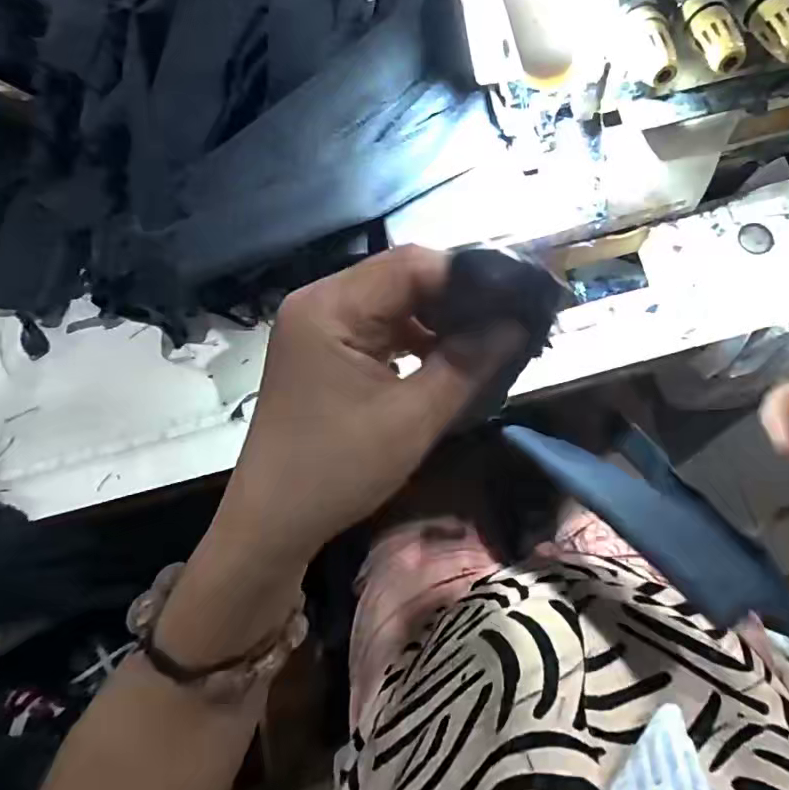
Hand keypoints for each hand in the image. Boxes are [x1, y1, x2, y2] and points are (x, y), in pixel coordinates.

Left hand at [220, 246, 520, 559]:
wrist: (272, 524)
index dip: (467, 277)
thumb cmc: (338, 471)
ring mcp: (319, 322)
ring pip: (394, 299)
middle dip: (456, 297)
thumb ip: (469, 363)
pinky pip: (380, 323)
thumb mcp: (414, 418)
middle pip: (402, 276)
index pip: (410, 265)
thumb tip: (516, 324)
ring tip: (486, 336)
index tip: (513, 300)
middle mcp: (320, 300)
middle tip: (507, 319)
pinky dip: (415, 335)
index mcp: (331, 307)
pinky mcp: (325, 345)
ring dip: (438, 317)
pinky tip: (448, 354)